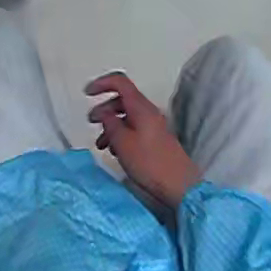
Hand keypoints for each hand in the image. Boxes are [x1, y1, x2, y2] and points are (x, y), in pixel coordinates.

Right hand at [86, 72, 200, 208]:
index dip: (102, 83)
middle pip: (122, 100)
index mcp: (140, 106)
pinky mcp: (157, 141)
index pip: (119, 82)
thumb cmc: (150, 163)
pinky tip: (115, 151)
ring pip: (127, 116)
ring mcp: (154, 126)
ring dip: (111, 125)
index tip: (88, 93)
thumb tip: (105, 113)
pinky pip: (134, 129)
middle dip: (104, 108)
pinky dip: (121, 135)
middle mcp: (148, 111)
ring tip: (101, 144)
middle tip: (91, 121)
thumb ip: (110, 123)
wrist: (182, 188)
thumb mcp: (122, 142)